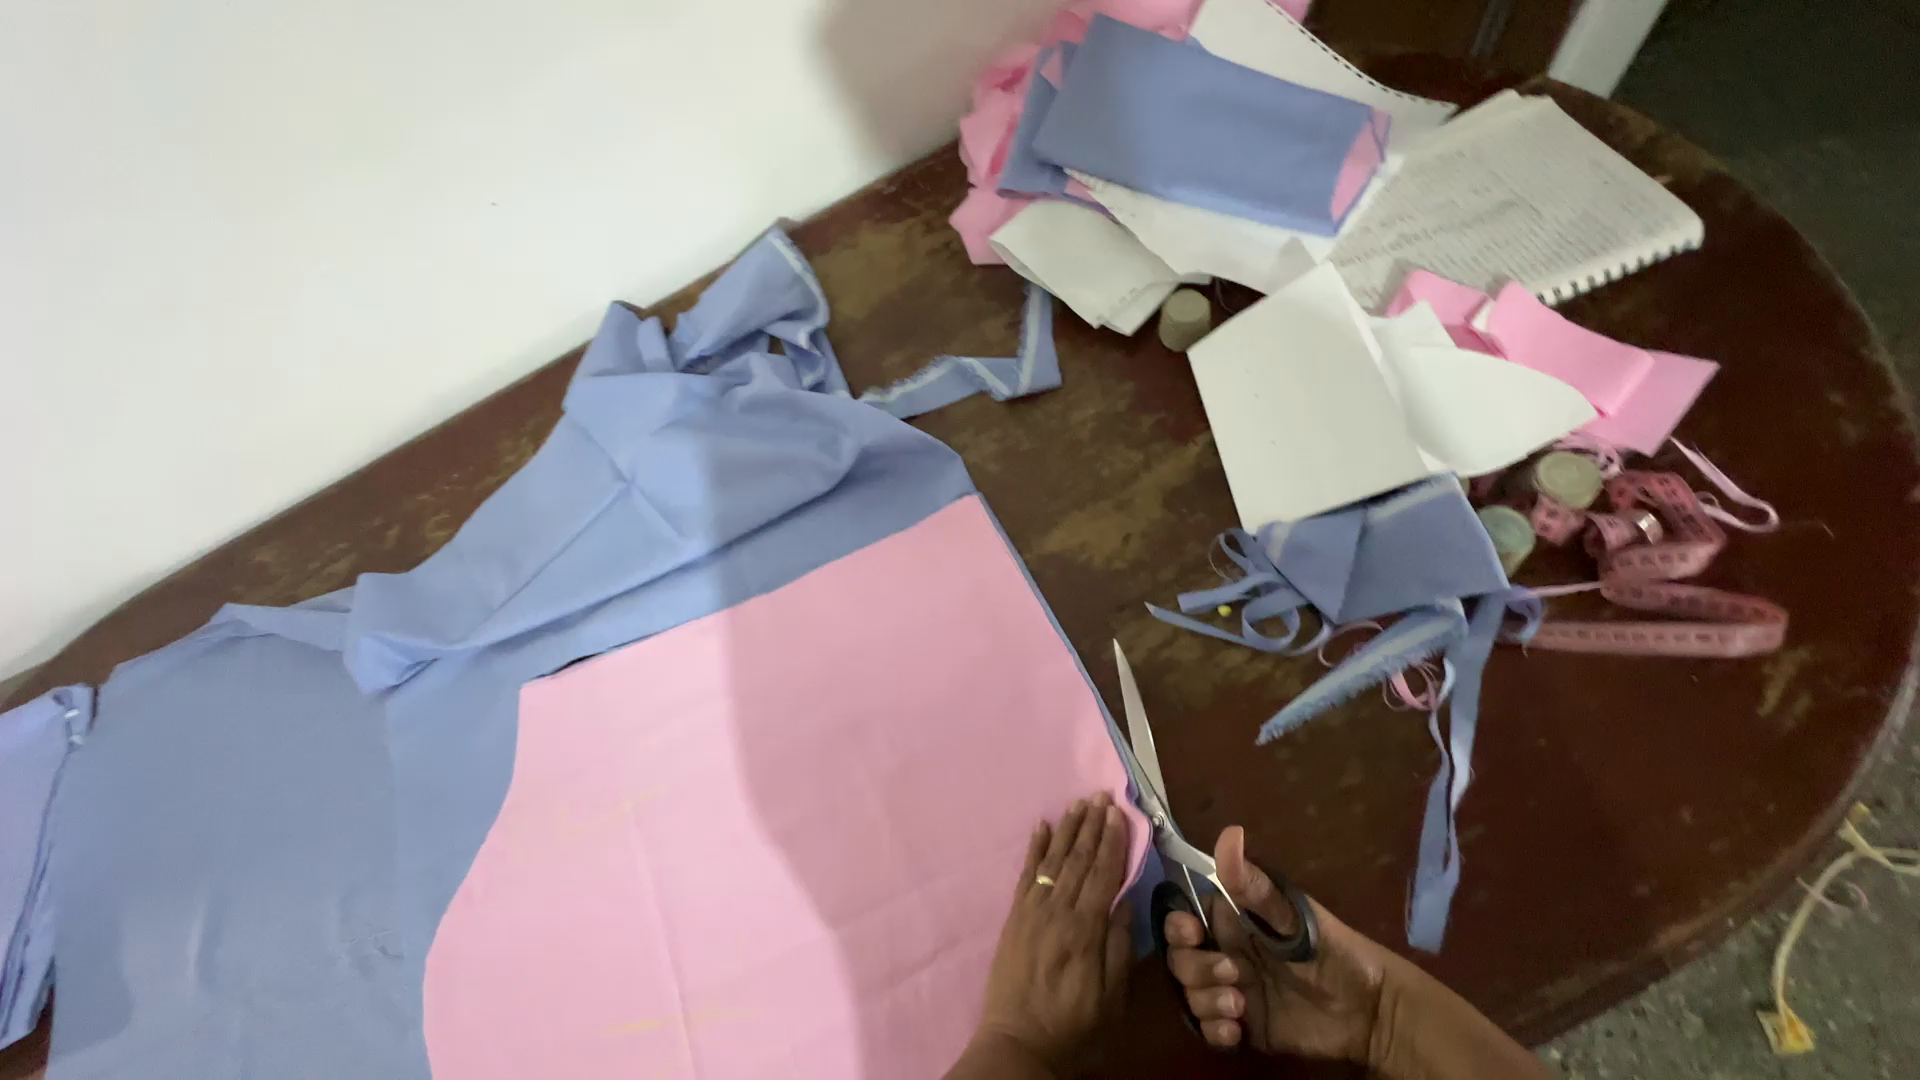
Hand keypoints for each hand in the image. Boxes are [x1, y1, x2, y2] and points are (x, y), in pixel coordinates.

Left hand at [973, 792, 1134, 1072]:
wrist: (1018, 1045)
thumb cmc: (1074, 1028)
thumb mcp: (1112, 999)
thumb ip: (1120, 947)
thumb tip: (1126, 900)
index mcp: (1086, 929)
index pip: (1103, 874)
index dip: (1113, 841)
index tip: (1119, 813)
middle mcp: (1057, 910)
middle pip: (1078, 859)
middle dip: (1092, 825)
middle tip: (1101, 796)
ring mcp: (1032, 910)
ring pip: (1053, 860)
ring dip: (1067, 829)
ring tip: (1078, 803)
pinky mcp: (1013, 916)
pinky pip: (1025, 874)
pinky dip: (1034, 848)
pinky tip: (1040, 826)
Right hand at [1163, 826, 1392, 1061]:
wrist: (1369, 1009)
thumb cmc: (1330, 948)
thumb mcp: (1291, 914)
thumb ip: (1253, 883)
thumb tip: (1230, 831)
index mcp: (1228, 920)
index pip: (1181, 918)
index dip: (1177, 927)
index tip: (1193, 934)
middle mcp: (1222, 952)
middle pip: (1179, 959)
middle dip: (1196, 969)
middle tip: (1233, 975)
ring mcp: (1230, 990)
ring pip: (1191, 994)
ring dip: (1205, 1000)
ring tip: (1239, 1006)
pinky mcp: (1242, 1026)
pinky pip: (1208, 1030)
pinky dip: (1214, 1031)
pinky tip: (1236, 1031)